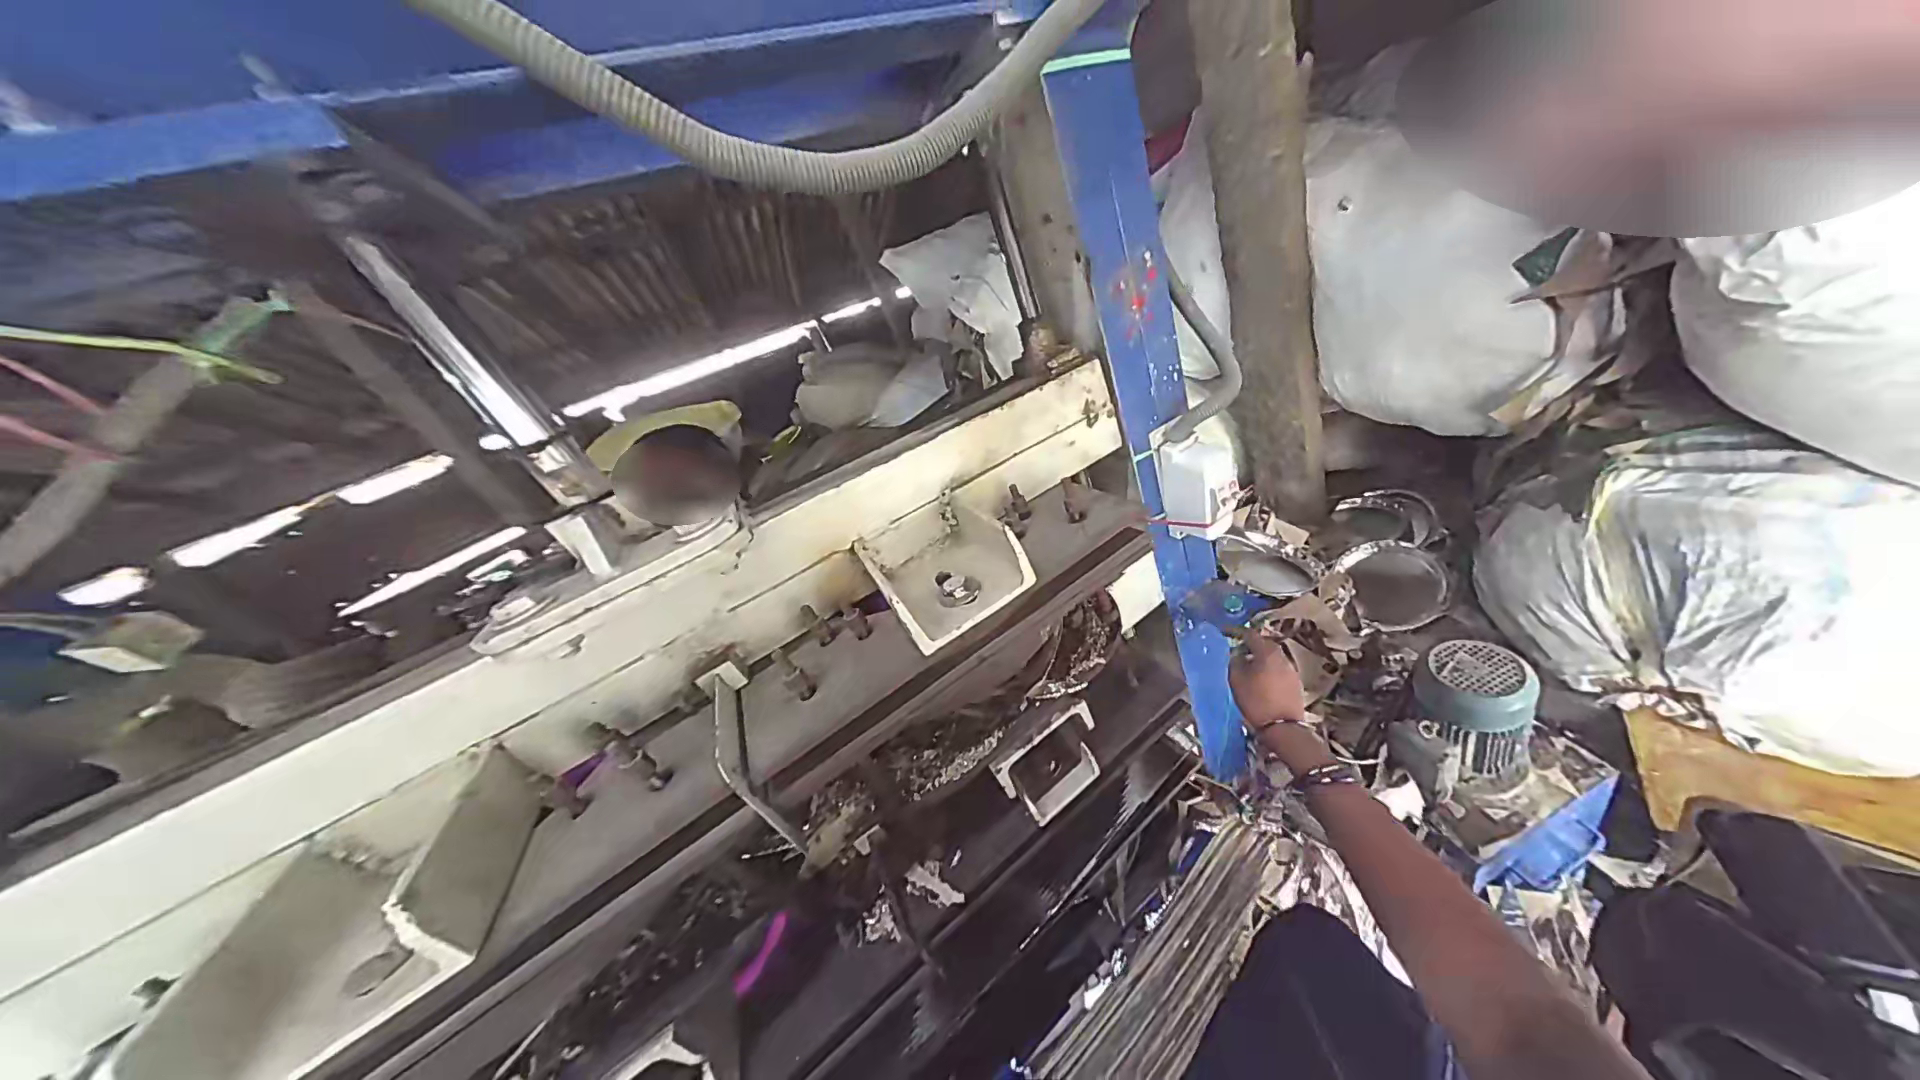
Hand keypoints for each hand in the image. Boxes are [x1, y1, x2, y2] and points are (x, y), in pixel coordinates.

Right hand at [1230, 635, 1337, 773]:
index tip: (1225, 633)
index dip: (1236, 632)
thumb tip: (1236, 653)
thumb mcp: (1236, 679)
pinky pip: (1278, 670)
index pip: (1250, 634)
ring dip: (1260, 659)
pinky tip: (1260, 681)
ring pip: (1272, 658)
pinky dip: (1268, 670)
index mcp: (1267, 652)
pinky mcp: (1295, 684)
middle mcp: (1282, 657)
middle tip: (1235, 651)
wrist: (1282, 728)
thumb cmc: (1255, 700)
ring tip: (1247, 668)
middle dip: (1249, 646)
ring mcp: (1291, 671)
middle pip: (1264, 645)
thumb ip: (1234, 661)